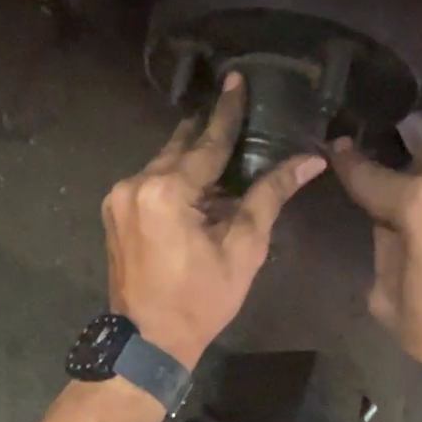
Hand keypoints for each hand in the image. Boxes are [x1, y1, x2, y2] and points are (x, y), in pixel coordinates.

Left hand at [103, 74, 326, 367]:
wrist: (148, 342)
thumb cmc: (199, 301)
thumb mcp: (242, 249)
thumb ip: (269, 197)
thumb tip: (307, 162)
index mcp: (165, 192)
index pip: (207, 143)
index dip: (228, 112)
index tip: (237, 79)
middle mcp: (134, 185)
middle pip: (180, 148)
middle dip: (209, 135)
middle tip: (236, 111)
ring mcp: (118, 200)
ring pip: (162, 165)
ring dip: (192, 161)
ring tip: (224, 156)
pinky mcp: (114, 214)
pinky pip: (149, 184)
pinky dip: (174, 181)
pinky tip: (198, 187)